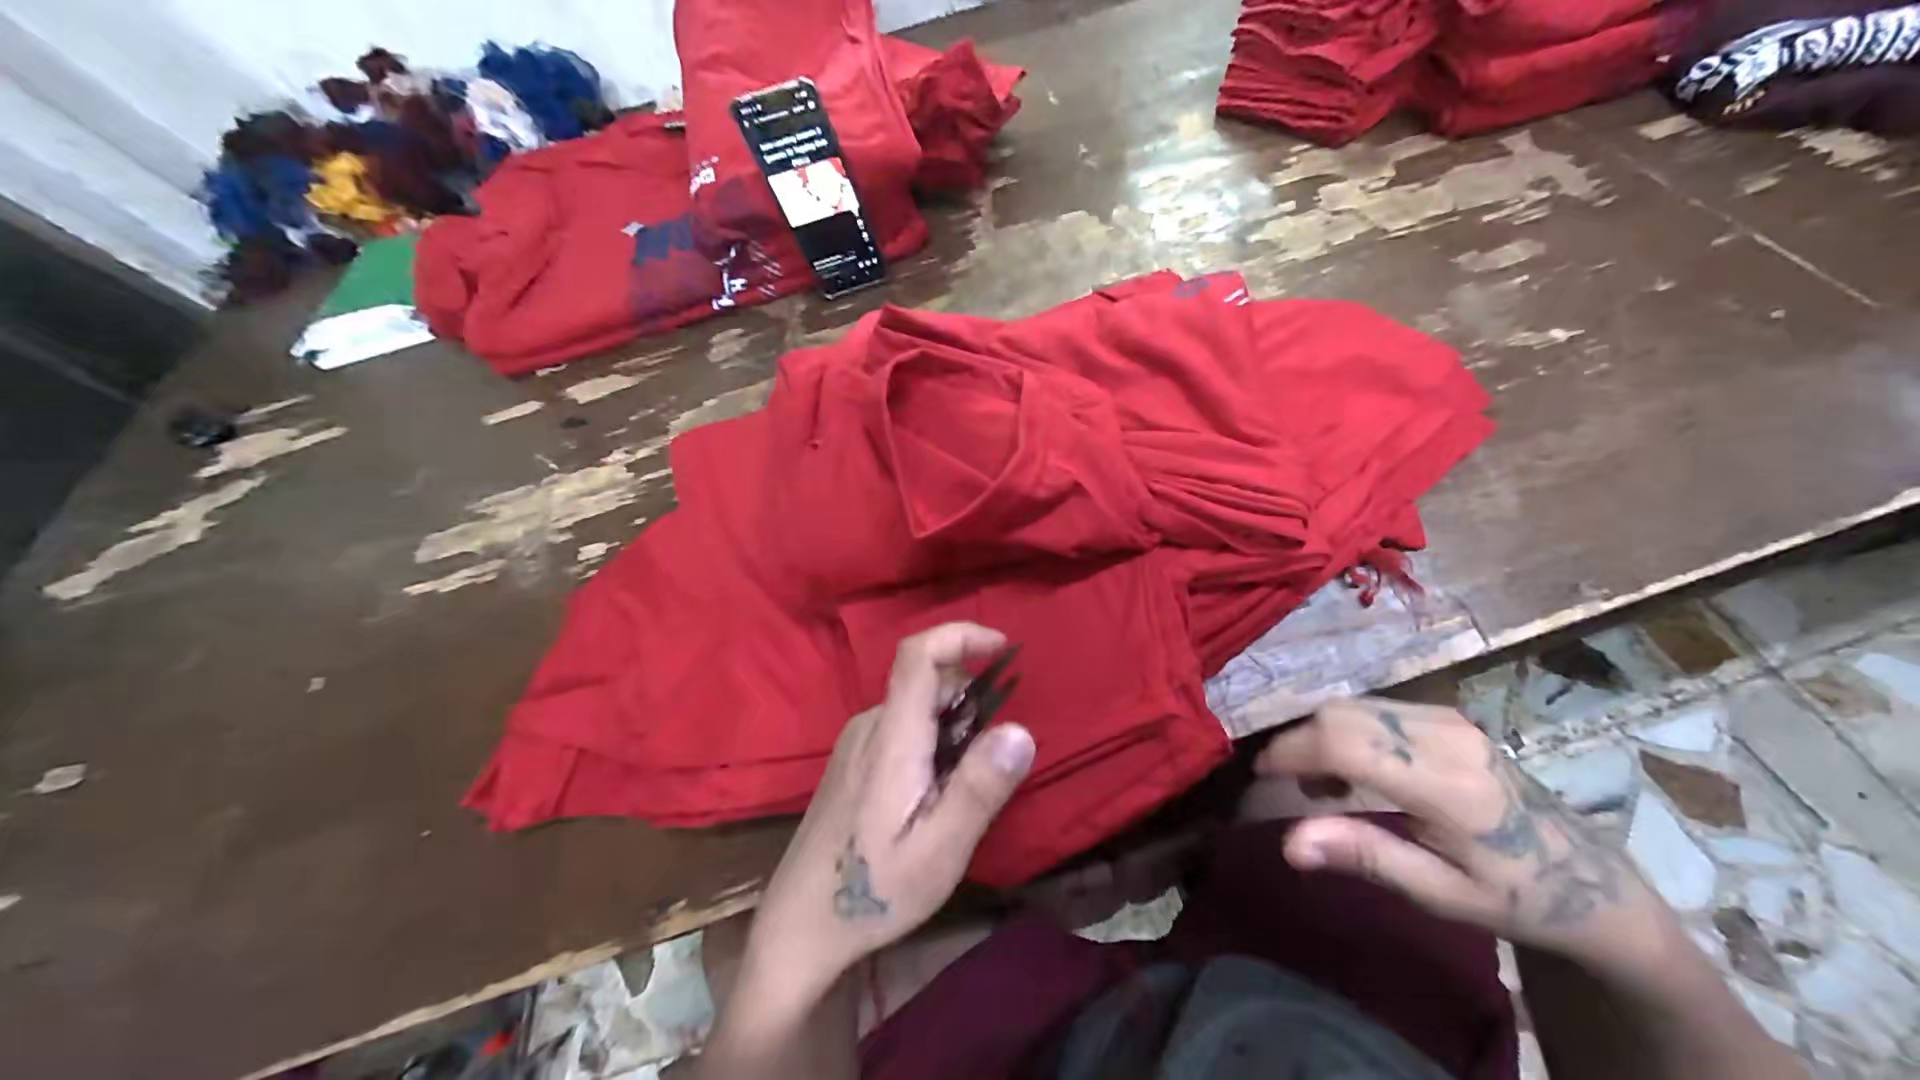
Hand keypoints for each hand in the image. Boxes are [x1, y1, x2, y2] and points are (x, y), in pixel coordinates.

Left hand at [738, 622, 1036, 1013]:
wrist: (799, 925)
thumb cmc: (873, 890)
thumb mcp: (940, 849)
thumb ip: (979, 787)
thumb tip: (1020, 729)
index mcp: (891, 736)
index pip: (919, 654)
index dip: (961, 634)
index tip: (1004, 648)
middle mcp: (869, 725)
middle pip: (926, 681)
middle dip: (972, 699)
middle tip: (994, 759)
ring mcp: (856, 742)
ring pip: (916, 706)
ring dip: (954, 724)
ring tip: (964, 787)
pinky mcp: (852, 760)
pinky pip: (902, 727)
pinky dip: (933, 739)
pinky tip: (934, 794)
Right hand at [1256, 698, 1672, 968]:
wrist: (1594, 880)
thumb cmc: (1516, 898)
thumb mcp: (1442, 894)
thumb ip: (1366, 857)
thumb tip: (1289, 843)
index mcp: (1449, 787)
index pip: (1347, 743)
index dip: (1291, 752)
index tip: (1260, 776)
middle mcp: (1447, 738)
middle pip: (1341, 715)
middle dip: (1297, 743)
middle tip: (1285, 785)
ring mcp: (1449, 720)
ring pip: (1352, 706)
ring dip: (1318, 736)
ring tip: (1318, 784)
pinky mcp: (1447, 716)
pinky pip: (1372, 708)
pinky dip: (1343, 731)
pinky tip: (1350, 768)